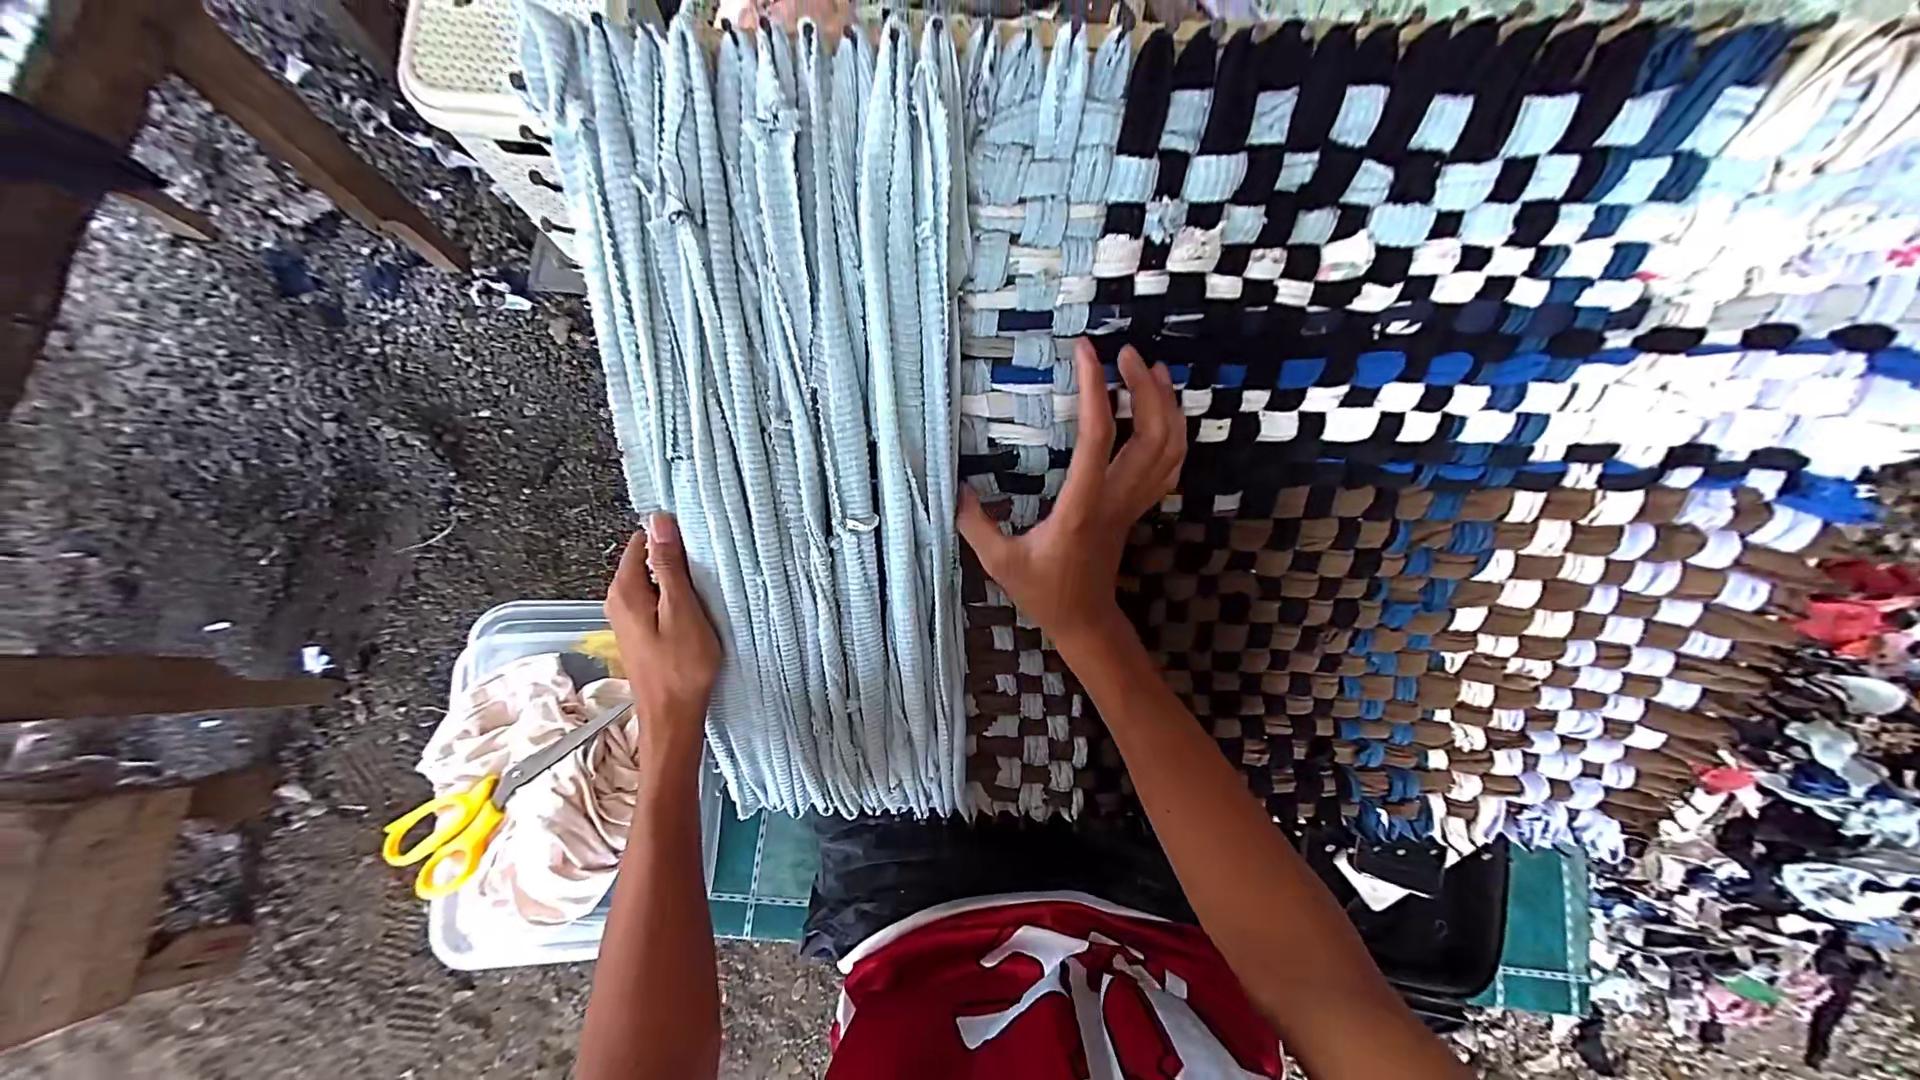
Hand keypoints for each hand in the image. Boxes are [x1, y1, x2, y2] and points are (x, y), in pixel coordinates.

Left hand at [606, 512, 721, 744]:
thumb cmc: (682, 665)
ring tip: (707, 589)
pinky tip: (697, 610)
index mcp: (625, 590)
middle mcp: (618, 600)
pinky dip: (676, 599)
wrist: (673, 716)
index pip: (642, 542)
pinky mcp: (640, 632)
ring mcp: (627, 617)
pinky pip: (657, 600)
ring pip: (654, 582)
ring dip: (679, 581)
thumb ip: (669, 565)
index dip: (671, 538)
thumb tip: (658, 521)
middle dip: (676, 559)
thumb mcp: (681, 609)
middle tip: (709, 570)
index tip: (700, 545)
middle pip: (647, 561)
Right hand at [957, 339, 1184, 650]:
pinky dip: (1173, 432)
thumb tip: (956, 488)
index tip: (1085, 352)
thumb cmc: (1044, 593)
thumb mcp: (999, 563)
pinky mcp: (1138, 507)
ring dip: (1166, 404)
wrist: (1086, 620)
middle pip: (1151, 435)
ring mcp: (1133, 504)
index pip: (1097, 438)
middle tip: (1124, 352)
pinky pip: (1170, 465)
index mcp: (1081, 507)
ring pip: (1170, 448)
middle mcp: (1116, 500)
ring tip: (1148, 368)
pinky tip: (1160, 411)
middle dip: (1143, 387)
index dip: (1094, 389)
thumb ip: (975, 524)